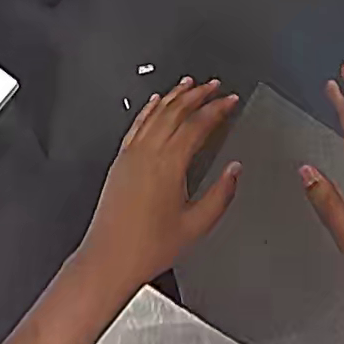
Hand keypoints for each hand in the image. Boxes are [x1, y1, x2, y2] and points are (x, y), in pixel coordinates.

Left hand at [76, 77, 242, 295]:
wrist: (108, 259)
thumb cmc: (148, 247)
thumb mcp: (196, 225)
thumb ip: (221, 195)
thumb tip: (234, 171)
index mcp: (169, 164)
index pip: (198, 124)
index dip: (217, 108)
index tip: (230, 100)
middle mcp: (148, 153)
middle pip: (177, 110)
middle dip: (198, 94)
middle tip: (214, 85)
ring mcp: (131, 154)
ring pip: (156, 112)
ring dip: (175, 95)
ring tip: (189, 83)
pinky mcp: (120, 160)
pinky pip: (137, 124)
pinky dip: (149, 108)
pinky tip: (155, 101)